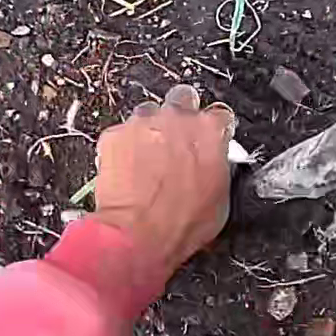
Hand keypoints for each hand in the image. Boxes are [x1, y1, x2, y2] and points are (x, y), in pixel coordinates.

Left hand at [92, 84, 236, 278]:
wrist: (138, 235)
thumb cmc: (181, 223)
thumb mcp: (221, 199)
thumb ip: (219, 167)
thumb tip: (215, 166)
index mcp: (210, 131)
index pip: (219, 116)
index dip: (214, 130)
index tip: (208, 141)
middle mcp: (177, 118)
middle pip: (183, 99)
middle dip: (181, 116)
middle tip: (178, 142)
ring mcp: (143, 124)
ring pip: (149, 113)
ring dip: (151, 131)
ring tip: (149, 161)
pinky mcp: (114, 135)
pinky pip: (122, 133)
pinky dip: (125, 147)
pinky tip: (129, 171)